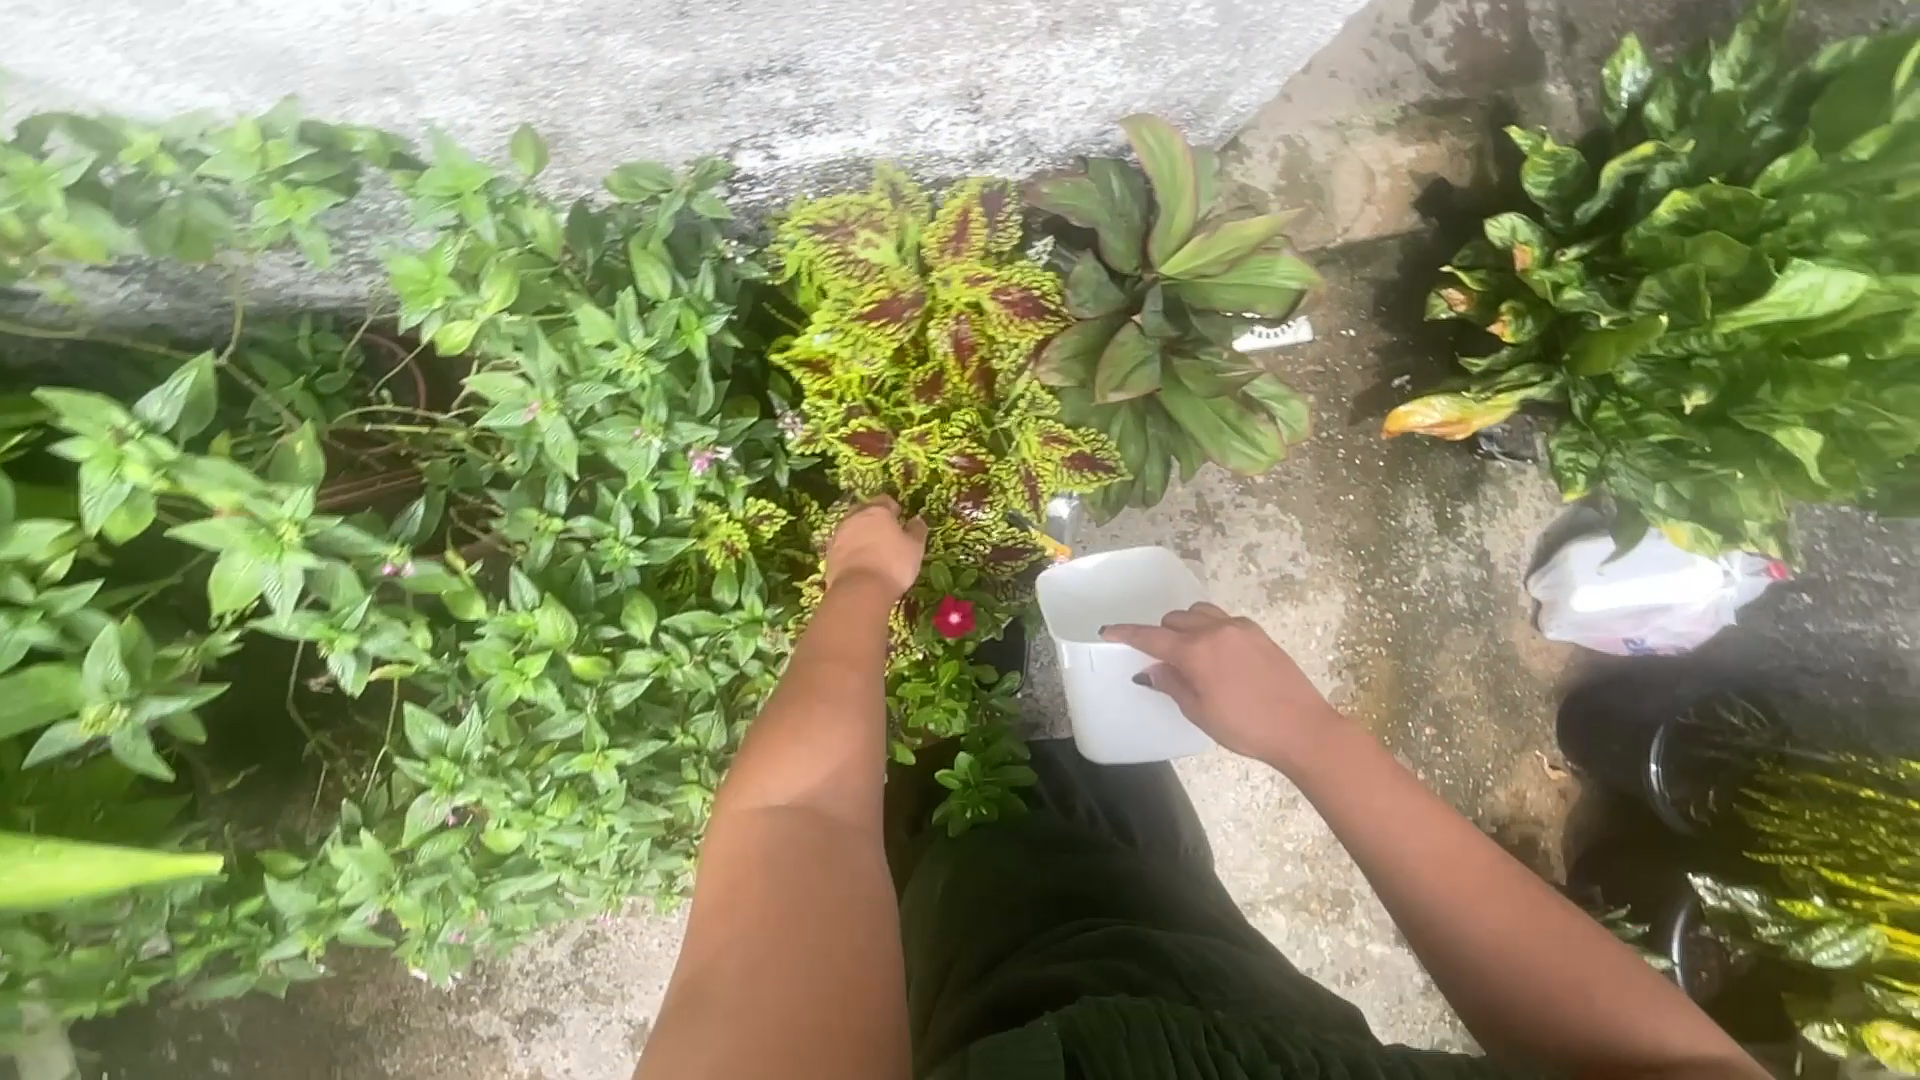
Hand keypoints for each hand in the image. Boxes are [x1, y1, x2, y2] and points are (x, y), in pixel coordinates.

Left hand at [824, 496, 927, 599]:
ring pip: (850, 528)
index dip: (893, 509)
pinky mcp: (829, 554)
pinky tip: (859, 562)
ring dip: (859, 534)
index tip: (899, 518)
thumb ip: (917, 530)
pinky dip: (850, 550)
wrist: (860, 590)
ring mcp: (839, 535)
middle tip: (884, 532)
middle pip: (864, 511)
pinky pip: (842, 546)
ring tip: (871, 549)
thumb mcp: (915, 548)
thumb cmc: (893, 564)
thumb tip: (917, 519)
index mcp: (877, 511)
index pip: (885, 501)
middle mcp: (855, 518)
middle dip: (873, 518)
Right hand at [1101, 603, 1348, 769]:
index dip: (1126, 633)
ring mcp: (1240, 628)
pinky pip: (1222, 620)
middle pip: (1174, 619)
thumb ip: (1172, 685)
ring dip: (1185, 626)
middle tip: (1161, 661)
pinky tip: (1216, 655)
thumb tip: (1152, 668)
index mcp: (1196, 651)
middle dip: (1160, 634)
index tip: (1107, 631)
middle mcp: (1215, 630)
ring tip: (1189, 653)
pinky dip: (1209, 629)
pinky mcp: (1258, 633)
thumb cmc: (1246, 727)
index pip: (1150, 636)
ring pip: (1199, 613)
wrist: (1303, 729)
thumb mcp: (1199, 712)